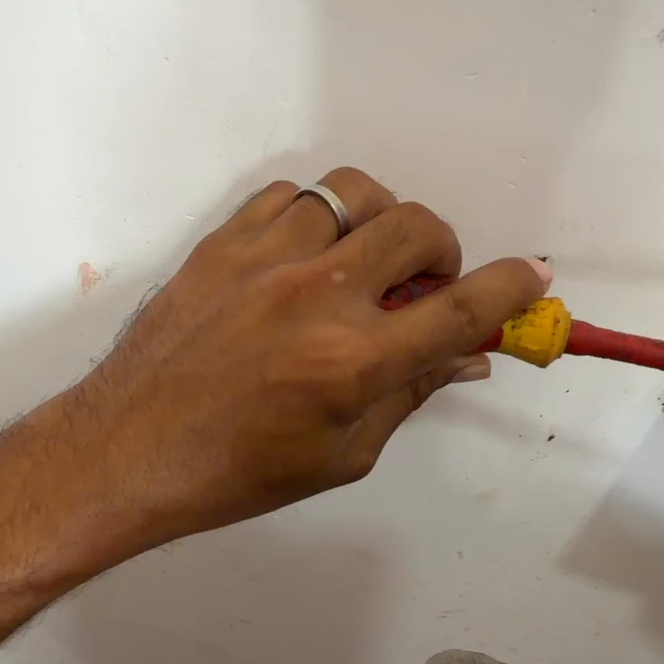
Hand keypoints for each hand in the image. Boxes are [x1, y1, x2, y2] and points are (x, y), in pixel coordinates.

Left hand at [54, 167, 549, 548]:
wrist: (130, 448)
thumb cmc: (239, 470)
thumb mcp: (341, 453)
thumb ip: (409, 395)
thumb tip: (467, 356)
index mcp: (353, 362)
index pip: (460, 310)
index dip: (510, 288)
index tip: (532, 275)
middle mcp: (316, 296)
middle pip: (415, 227)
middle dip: (443, 248)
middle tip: (425, 281)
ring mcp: (264, 260)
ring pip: (352, 192)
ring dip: (378, 221)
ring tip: (363, 258)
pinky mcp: (221, 243)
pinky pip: (289, 197)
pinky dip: (315, 216)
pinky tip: (304, 253)